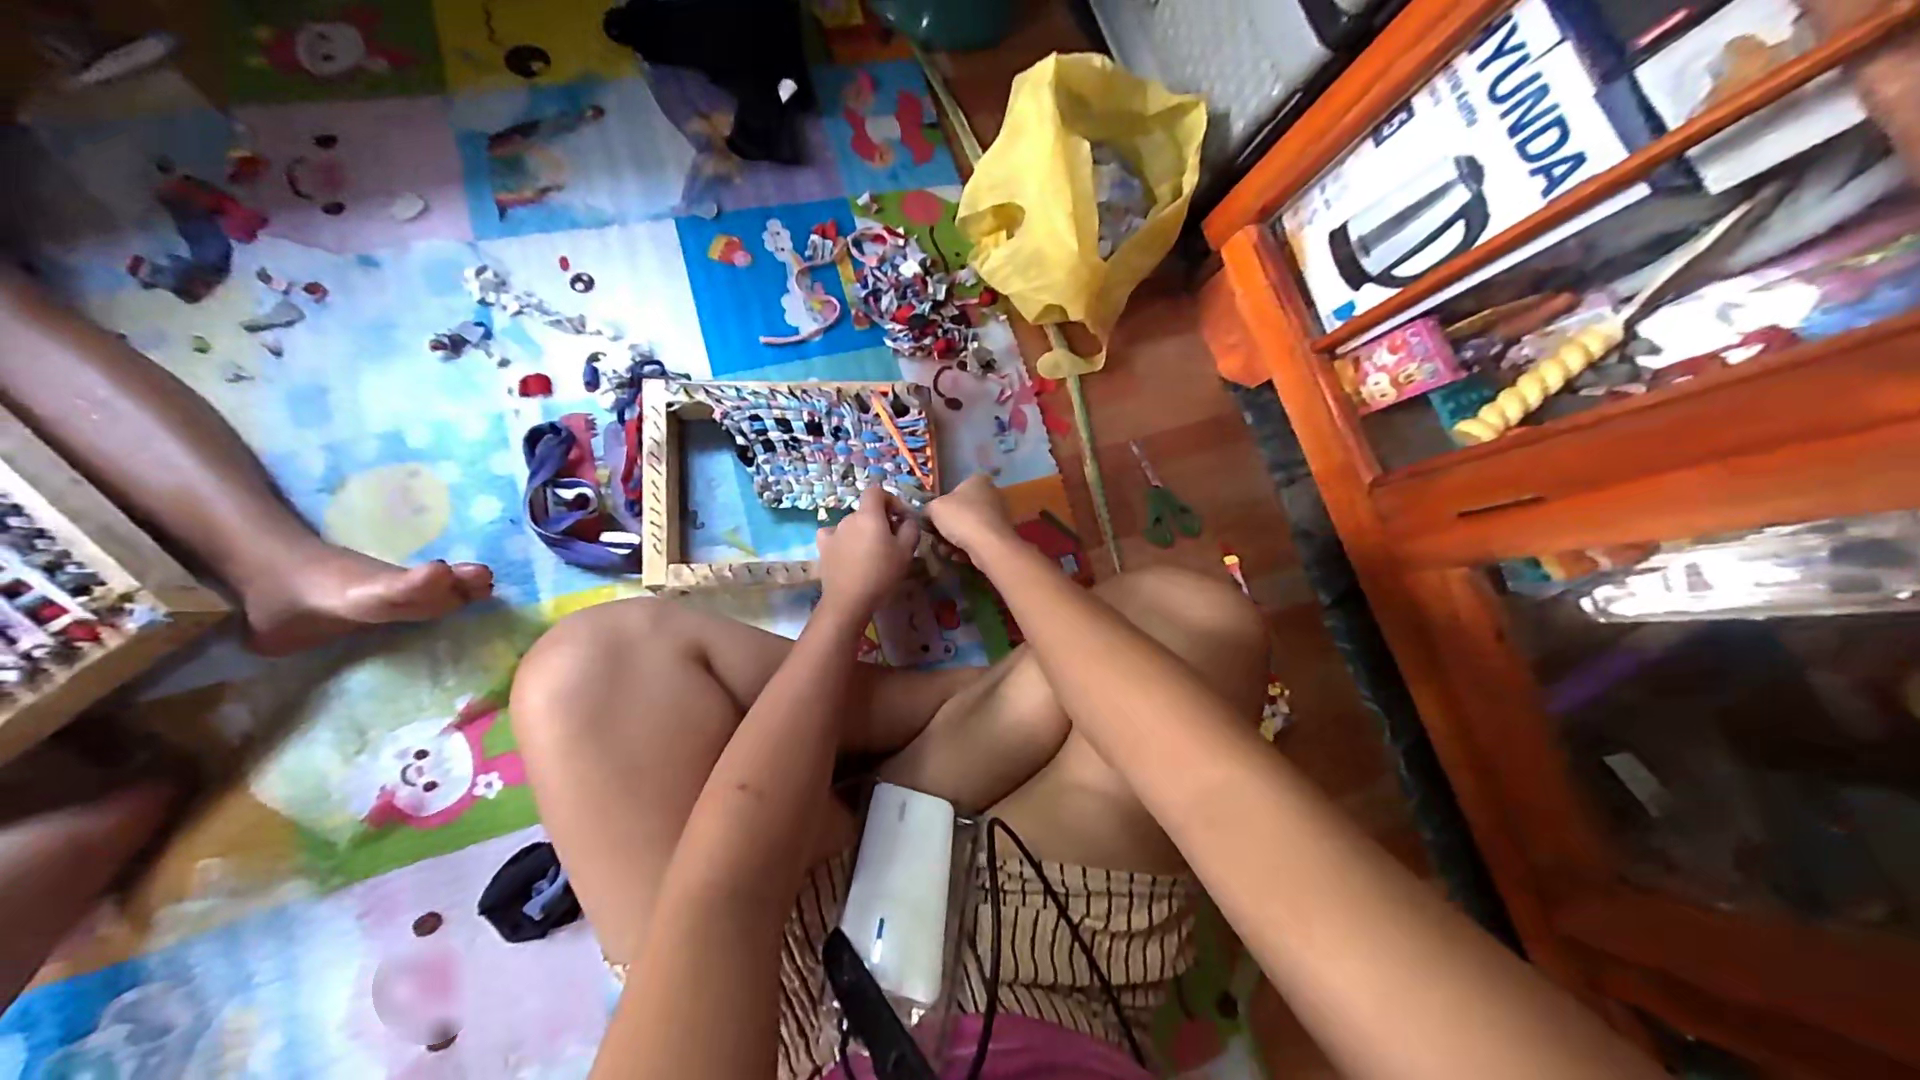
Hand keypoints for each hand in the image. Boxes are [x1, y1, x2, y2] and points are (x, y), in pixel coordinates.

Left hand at [816, 487, 921, 616]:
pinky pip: (834, 535)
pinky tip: (848, 553)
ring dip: (863, 532)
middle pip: (866, 511)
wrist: (849, 600)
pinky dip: (843, 540)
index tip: (900, 517)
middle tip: (891, 542)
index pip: (876, 491)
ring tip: (871, 554)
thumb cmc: (881, 574)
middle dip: (879, 521)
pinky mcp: (822, 547)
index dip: (890, 499)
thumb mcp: (906, 551)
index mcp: (869, 515)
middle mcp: (848, 518)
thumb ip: (910, 528)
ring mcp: (832, 532)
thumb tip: (907, 520)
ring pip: (853, 525)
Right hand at [925, 475, 1013, 555]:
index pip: (954, 489)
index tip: (932, 519)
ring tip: (946, 550)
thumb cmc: (961, 518)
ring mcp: (997, 515)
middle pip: (960, 511)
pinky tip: (959, 556)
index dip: (941, 504)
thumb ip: (927, 509)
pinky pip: (977, 540)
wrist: (989, 545)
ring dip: (953, 540)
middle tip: (937, 538)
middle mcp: (991, 494)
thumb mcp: (934, 508)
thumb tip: (926, 516)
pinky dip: (966, 548)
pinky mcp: (1000, 535)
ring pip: (967, 528)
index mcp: (977, 481)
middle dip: (946, 527)